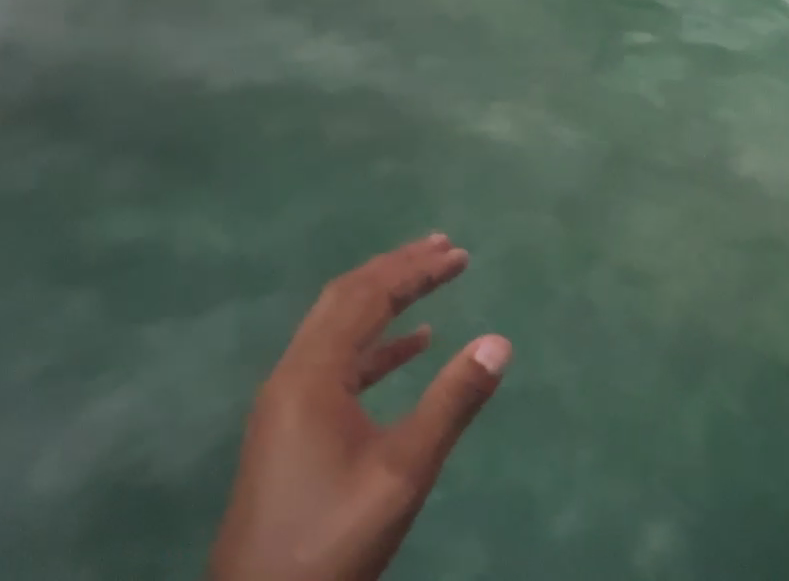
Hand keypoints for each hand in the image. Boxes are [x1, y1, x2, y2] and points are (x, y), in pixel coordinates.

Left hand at [210, 235, 511, 580]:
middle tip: (445, 249)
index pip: (365, 298)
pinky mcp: (293, 429)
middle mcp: (291, 378)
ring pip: (339, 329)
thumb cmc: (334, 538)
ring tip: (432, 280)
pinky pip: (339, 362)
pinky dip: (379, 343)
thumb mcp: (404, 470)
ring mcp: (287, 405)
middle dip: (396, 270)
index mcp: (311, 378)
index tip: (458, 253)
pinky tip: (415, 345)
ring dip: (386, 300)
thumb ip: (453, 401)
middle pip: (345, 301)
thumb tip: (500, 342)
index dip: (412, 270)